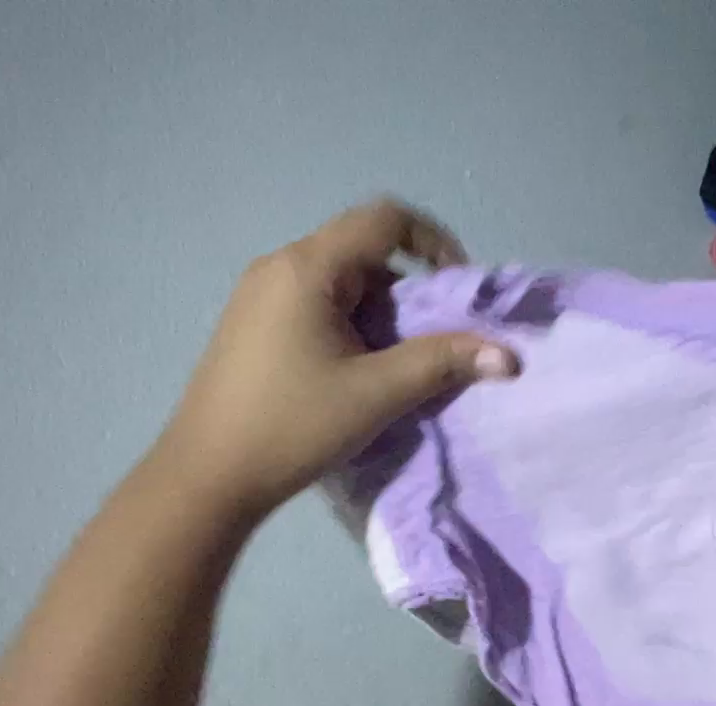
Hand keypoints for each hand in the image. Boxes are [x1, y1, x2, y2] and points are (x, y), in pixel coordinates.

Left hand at [155, 199, 516, 516]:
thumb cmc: (293, 425)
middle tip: (434, 340)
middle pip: (364, 251)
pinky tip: (357, 373)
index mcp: (308, 267)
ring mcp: (261, 296)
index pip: (385, 219)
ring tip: (398, 365)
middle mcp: (281, 267)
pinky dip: (353, 325)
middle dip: (411, 289)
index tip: (460, 290)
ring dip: (383, 312)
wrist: (208, 475)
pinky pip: (318, 304)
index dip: (435, 243)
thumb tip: (507, 356)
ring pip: (342, 282)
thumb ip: (442, 364)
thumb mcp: (377, 393)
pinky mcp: (254, 325)